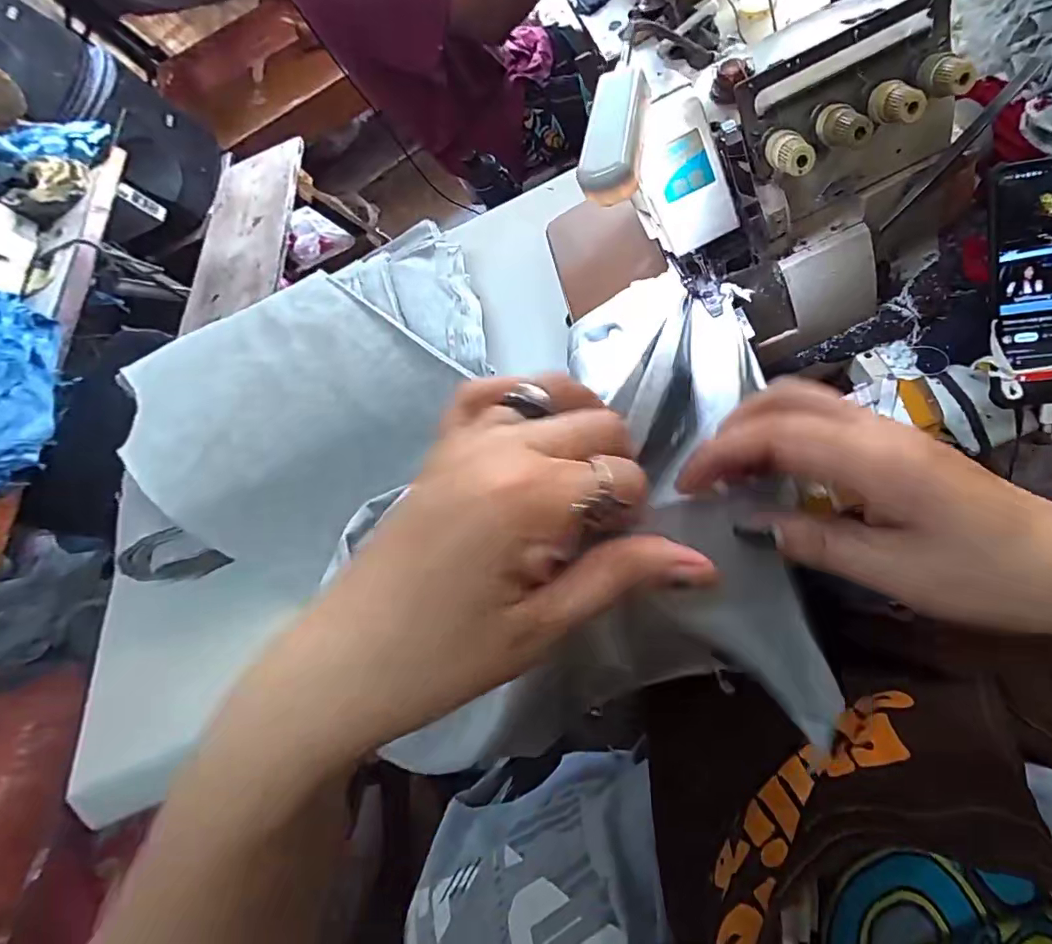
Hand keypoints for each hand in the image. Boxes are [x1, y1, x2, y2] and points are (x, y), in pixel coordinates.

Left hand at [229, 374, 714, 766]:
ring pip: (554, 394)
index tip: (615, 550)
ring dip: (582, 427)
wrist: (347, 660)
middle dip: (616, 467)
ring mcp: (465, 437)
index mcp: (529, 494)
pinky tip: (535, 429)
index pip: (622, 474)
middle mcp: (500, 446)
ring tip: (574, 480)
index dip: (634, 512)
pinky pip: (490, 391)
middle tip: (596, 526)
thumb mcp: (544, 625)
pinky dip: (524, 397)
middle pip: (599, 423)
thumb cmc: (447, 657)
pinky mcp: (441, 444)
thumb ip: (621, 576)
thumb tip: (705, 564)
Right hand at [677, 379, 1051, 642]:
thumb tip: (756, 525)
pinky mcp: (896, 441)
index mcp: (871, 457)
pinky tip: (777, 468)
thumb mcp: (893, 574)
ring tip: (730, 469)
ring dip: (756, 424)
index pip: (774, 434)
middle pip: (784, 399)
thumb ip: (817, 542)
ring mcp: (887, 428)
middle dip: (732, 428)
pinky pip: (823, 417)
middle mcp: (874, 427)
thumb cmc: (983, 576)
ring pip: (803, 399)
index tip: (687, 486)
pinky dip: (783, 431)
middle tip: (703, 475)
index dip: (720, 453)